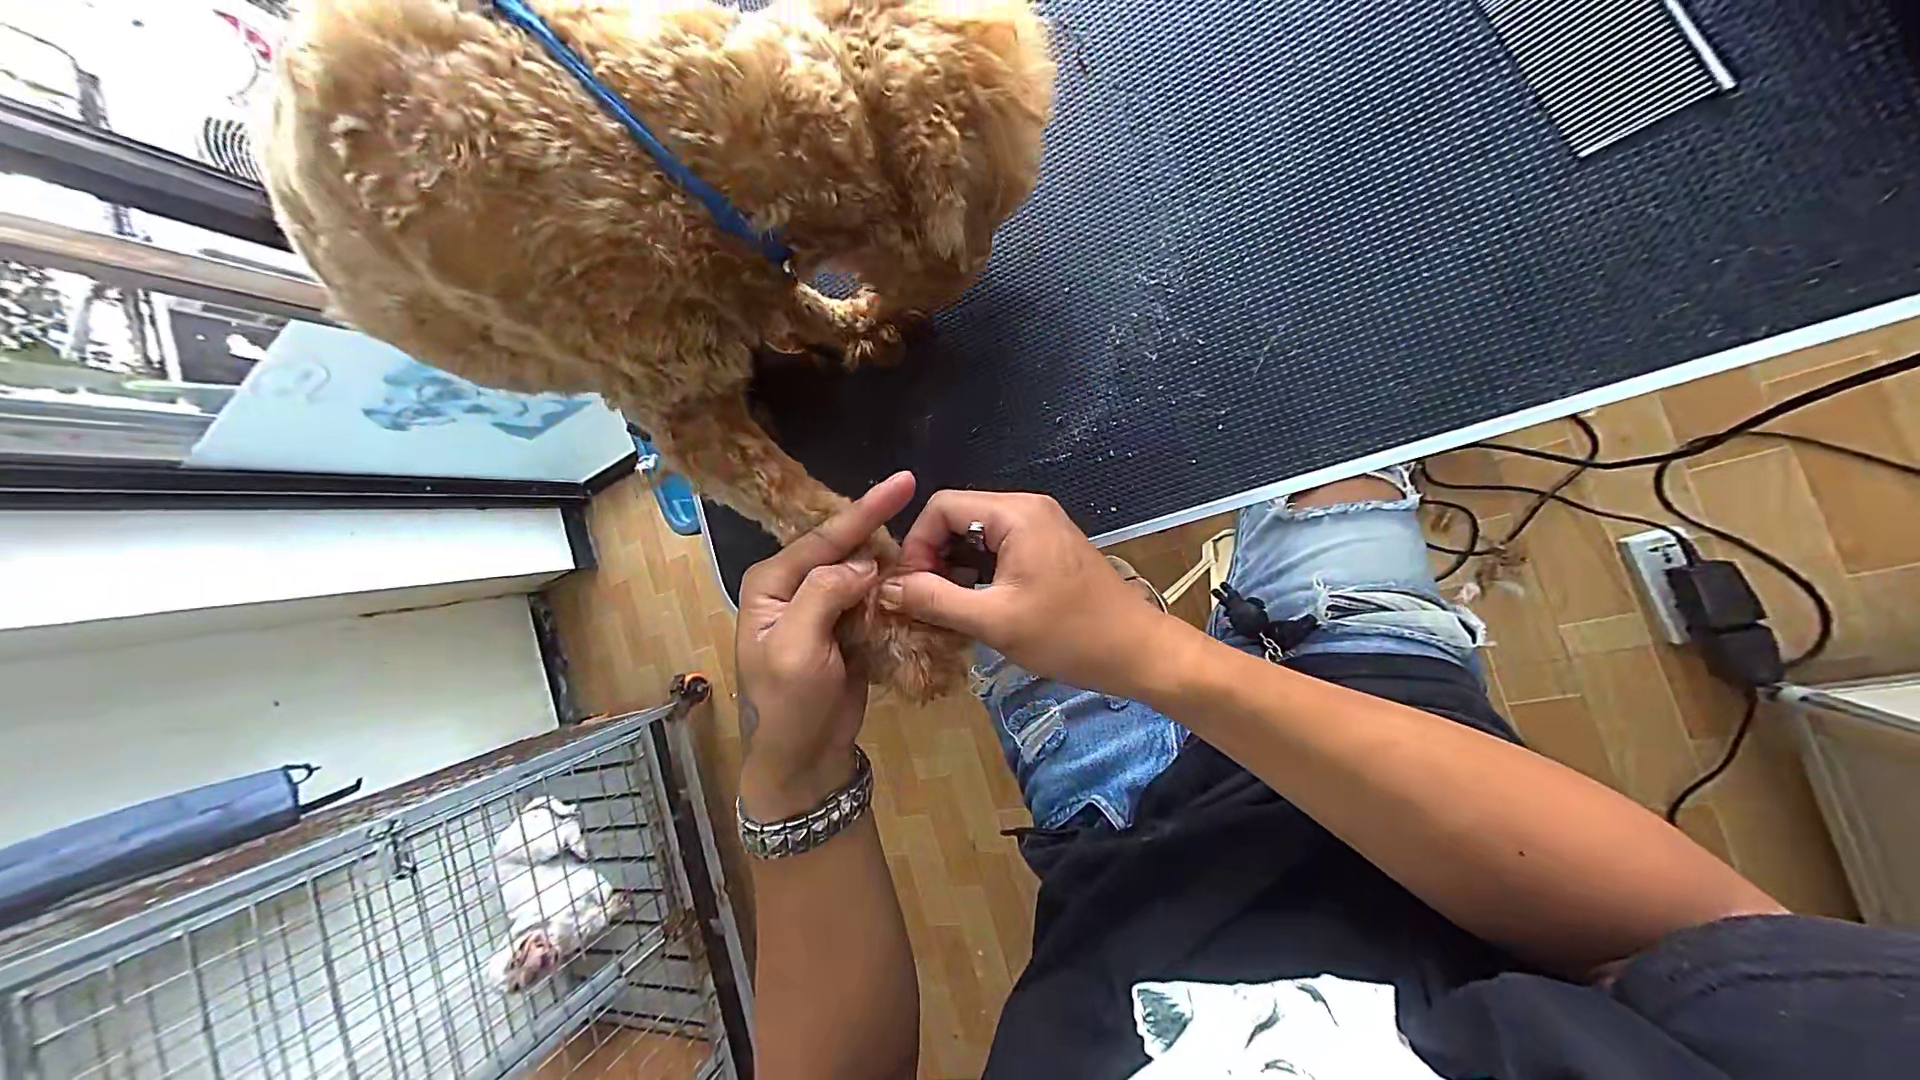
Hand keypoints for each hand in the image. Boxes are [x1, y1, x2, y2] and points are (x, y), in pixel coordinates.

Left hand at [735, 471, 915, 819]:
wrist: (803, 757)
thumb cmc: (788, 705)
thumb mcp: (794, 648)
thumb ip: (823, 594)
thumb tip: (864, 562)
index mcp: (772, 583)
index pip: (823, 538)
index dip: (865, 509)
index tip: (904, 481)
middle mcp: (794, 586)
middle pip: (844, 547)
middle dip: (882, 532)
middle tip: (926, 521)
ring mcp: (822, 606)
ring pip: (863, 570)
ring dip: (893, 563)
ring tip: (929, 550)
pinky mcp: (845, 625)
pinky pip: (873, 596)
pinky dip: (894, 589)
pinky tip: (919, 581)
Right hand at [880, 490, 1192, 698]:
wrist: (1137, 651)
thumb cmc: (1069, 635)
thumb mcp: (994, 620)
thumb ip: (935, 600)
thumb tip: (886, 588)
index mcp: (1016, 513)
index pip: (941, 506)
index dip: (917, 544)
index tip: (913, 587)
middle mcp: (1027, 508)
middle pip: (957, 517)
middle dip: (933, 556)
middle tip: (927, 600)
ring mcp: (1040, 526)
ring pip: (975, 534)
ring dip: (954, 567)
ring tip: (947, 606)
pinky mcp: (1046, 547)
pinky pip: (998, 547)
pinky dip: (978, 571)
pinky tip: (974, 603)